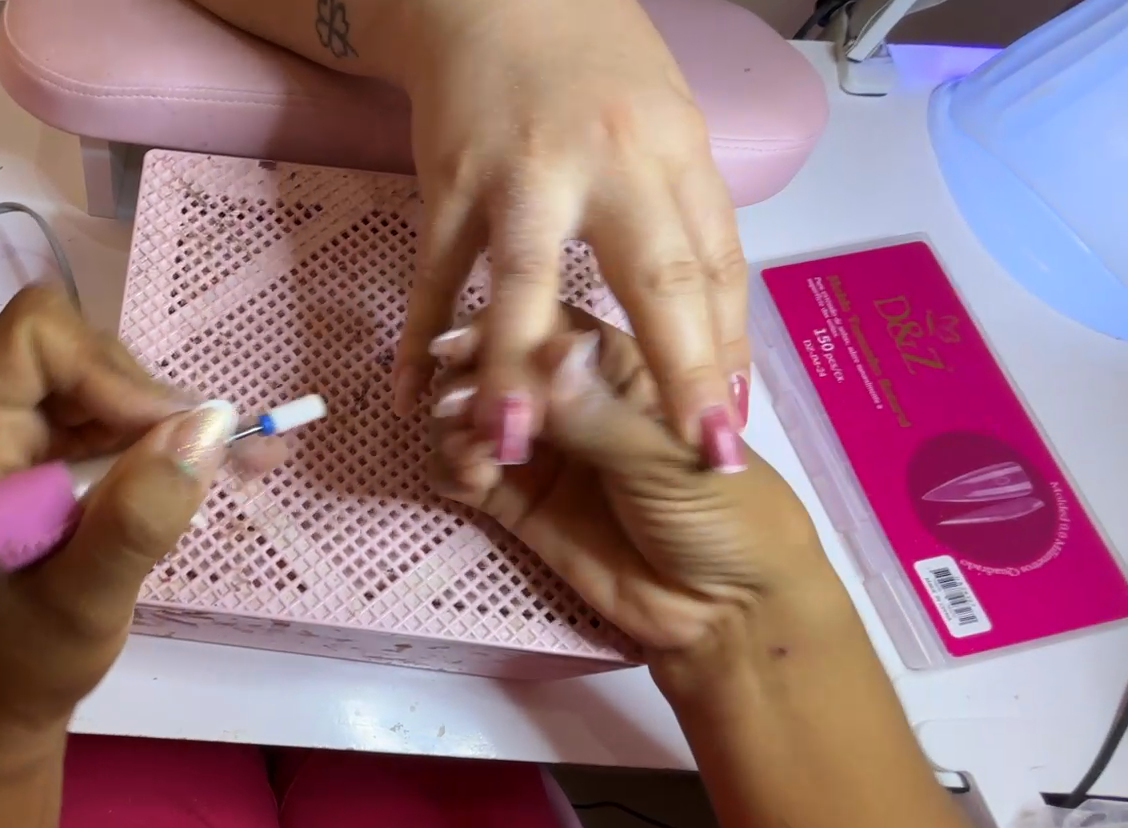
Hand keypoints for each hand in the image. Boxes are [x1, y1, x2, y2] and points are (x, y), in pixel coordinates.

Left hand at [0, 289, 244, 728]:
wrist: (15, 693)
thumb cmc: (31, 658)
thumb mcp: (87, 598)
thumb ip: (138, 518)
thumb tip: (209, 427)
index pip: (35, 337)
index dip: (106, 370)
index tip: (160, 434)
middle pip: (80, 352)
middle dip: (147, 402)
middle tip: (200, 462)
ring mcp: (25, 436)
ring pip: (109, 381)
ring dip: (168, 424)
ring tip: (222, 470)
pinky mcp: (56, 456)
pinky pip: (120, 418)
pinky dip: (169, 442)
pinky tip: (214, 470)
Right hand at [393, 0, 748, 473]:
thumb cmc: (586, 65)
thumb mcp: (659, 126)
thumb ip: (673, 218)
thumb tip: (693, 322)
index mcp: (675, 150)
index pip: (715, 266)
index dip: (723, 353)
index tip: (727, 430)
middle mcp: (610, 161)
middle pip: (652, 275)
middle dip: (675, 370)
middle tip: (693, 453)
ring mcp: (520, 176)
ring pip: (521, 284)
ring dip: (515, 368)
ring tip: (514, 442)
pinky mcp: (448, 188)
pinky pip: (430, 277)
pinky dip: (417, 338)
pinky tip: (408, 393)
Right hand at [428, 305, 819, 657]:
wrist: (722, 613)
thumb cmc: (727, 519)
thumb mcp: (670, 461)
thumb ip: (600, 415)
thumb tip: (547, 354)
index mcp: (617, 375)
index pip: (547, 331)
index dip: (500, 333)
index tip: (460, 348)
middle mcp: (565, 406)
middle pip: (493, 373)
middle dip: (469, 386)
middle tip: (463, 413)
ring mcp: (535, 455)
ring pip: (467, 421)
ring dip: (454, 430)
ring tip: (472, 458)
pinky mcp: (511, 502)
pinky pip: (459, 474)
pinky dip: (448, 470)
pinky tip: (467, 482)